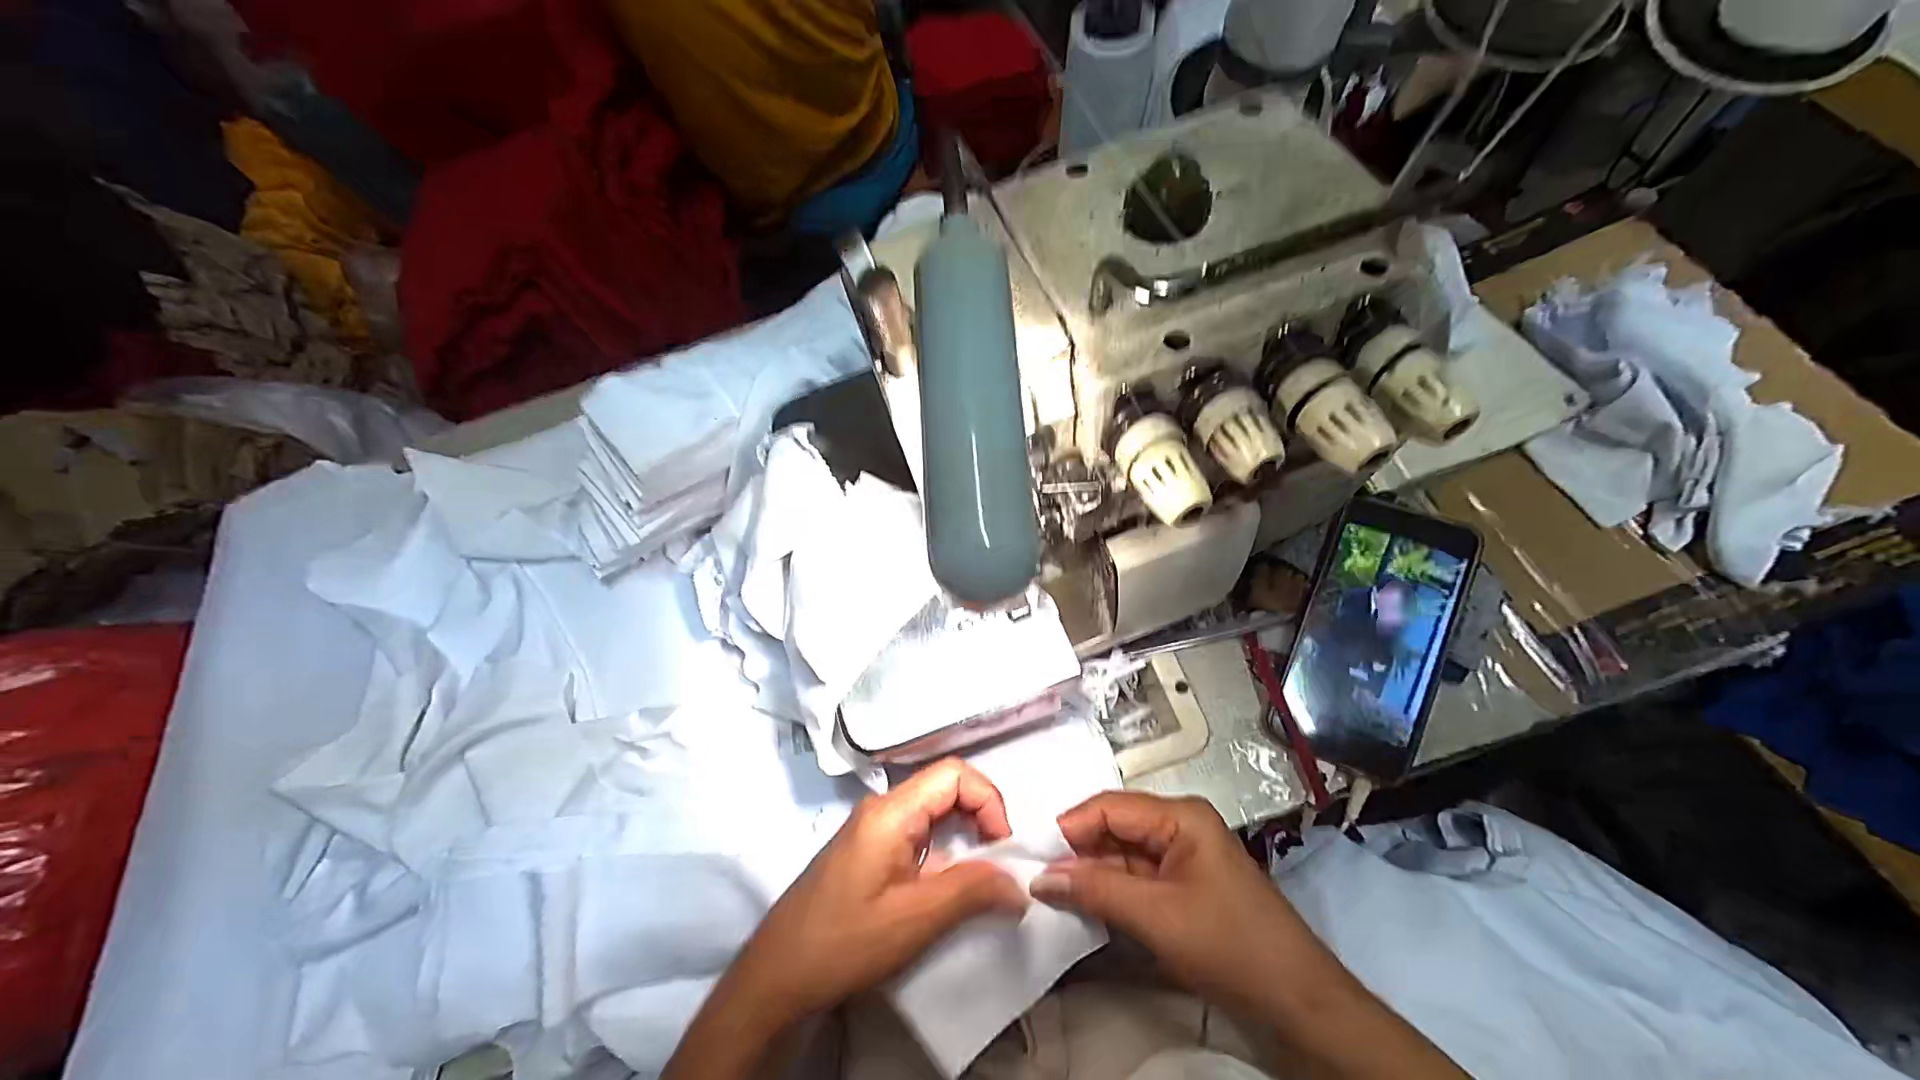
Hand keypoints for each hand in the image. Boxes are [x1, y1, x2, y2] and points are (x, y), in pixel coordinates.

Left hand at [726, 758, 1029, 1023]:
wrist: (777, 977)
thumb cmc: (845, 941)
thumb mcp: (916, 918)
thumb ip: (972, 892)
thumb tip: (1020, 884)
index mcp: (890, 811)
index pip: (954, 774)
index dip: (989, 800)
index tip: (1003, 847)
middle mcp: (881, 809)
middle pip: (945, 788)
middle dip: (981, 816)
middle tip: (1000, 862)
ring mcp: (872, 829)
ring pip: (933, 812)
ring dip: (965, 836)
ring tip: (982, 878)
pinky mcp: (868, 851)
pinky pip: (918, 834)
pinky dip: (945, 851)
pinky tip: (950, 887)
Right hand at [1029, 792, 1314, 1013]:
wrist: (1297, 1001)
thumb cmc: (1228, 945)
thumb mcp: (1155, 916)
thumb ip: (1095, 890)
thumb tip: (1041, 877)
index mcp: (1180, 816)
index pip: (1110, 806)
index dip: (1070, 827)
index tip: (1033, 854)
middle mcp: (1180, 825)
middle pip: (1115, 827)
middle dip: (1078, 851)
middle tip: (1037, 876)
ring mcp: (1184, 855)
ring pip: (1123, 854)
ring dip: (1092, 873)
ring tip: (1052, 891)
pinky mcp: (1184, 885)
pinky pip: (1137, 876)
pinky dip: (1112, 889)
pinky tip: (1085, 904)